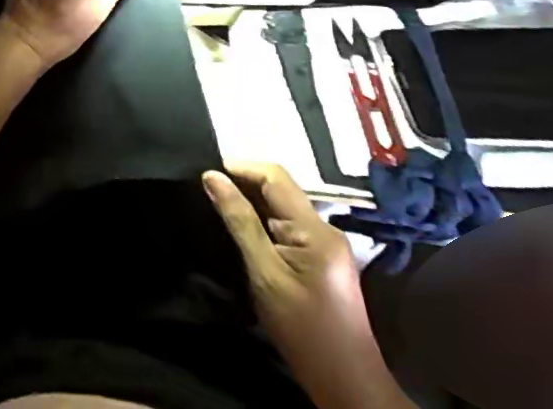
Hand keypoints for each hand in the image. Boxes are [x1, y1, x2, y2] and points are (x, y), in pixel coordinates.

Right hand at [204, 162, 409, 408]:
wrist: (346, 384)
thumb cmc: (302, 328)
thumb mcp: (264, 273)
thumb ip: (239, 221)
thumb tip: (211, 177)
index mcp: (316, 230)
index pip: (275, 177)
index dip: (239, 168)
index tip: (205, 176)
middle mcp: (325, 229)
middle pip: (280, 189)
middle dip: (242, 184)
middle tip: (206, 191)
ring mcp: (327, 245)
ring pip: (282, 207)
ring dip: (250, 203)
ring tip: (217, 207)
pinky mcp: (322, 260)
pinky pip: (288, 225)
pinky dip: (262, 221)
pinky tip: (242, 230)